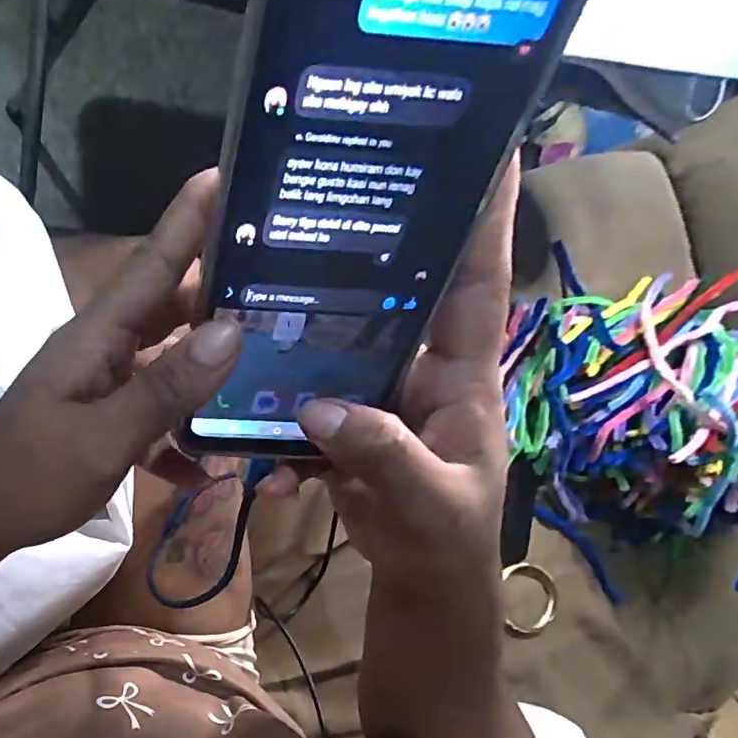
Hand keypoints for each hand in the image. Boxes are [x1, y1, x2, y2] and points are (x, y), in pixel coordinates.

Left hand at [0, 171, 241, 557]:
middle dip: (217, 297)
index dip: (186, 221)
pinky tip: (208, 465)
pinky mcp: (98, 419)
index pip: (149, 267)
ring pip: (163, 362)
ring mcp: (97, 386)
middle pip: (165, 311)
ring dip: (206, 370)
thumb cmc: (33, 479)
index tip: (223, 173)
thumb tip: (230, 331)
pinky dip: (177, 433)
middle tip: (279, 285)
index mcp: (93, 339)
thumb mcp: (104, 438)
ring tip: (264, 366)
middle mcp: (97, 351)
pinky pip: (149, 412)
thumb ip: (165, 388)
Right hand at [264, 159, 519, 598]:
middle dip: (353, 273)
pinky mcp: (346, 432)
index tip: (487, 153)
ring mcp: (378, 404)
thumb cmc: (446, 541)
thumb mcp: (426, 501)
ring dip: (294, 367)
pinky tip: (269, 476)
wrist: (420, 584)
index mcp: (460, 379)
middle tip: (308, 230)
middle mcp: (419, 376)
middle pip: (388, 309)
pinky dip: (282, 443)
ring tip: (250, 353)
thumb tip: (317, 409)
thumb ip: (381, 453)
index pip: (477, 289)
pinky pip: (308, 419)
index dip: (486, 224)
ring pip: (335, 361)